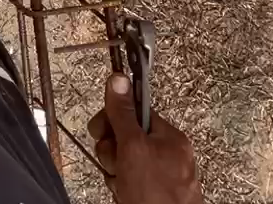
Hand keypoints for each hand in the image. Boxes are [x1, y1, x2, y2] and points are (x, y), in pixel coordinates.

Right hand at [87, 73, 202, 203]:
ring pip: (127, 160)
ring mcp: (164, 178)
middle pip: (129, 136)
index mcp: (171, 138)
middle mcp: (171, 155)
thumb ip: (122, 114)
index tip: (101, 128)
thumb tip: (118, 81)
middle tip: (114, 161)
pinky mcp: (155, 196)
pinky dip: (123, 185)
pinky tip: (124, 194)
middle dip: (113, 149)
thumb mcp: (132, 147)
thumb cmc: (155, 196)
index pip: (135, 112)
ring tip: (121, 182)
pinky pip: (131, 180)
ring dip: (116, 169)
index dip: (114, 119)